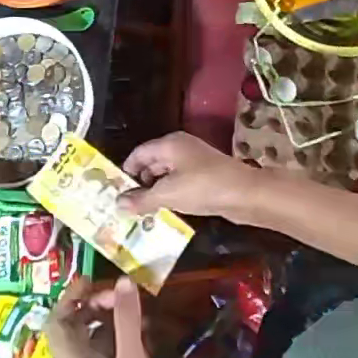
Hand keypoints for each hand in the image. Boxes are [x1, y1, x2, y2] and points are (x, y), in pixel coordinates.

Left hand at [47, 277, 177, 357]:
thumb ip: (126, 323)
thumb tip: (123, 279)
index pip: (55, 323)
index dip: (69, 297)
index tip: (93, 278)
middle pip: (76, 329)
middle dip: (95, 305)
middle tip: (122, 294)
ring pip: (98, 341)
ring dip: (113, 321)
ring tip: (139, 311)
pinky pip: (114, 356)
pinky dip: (127, 339)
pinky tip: (148, 335)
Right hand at [122, 132, 267, 222]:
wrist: (245, 194)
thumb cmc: (203, 187)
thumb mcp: (168, 194)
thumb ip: (141, 199)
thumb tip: (116, 203)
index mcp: (169, 144)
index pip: (138, 154)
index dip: (124, 172)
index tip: (113, 192)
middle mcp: (180, 148)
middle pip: (151, 163)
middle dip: (138, 183)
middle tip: (124, 206)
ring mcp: (193, 161)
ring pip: (165, 174)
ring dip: (154, 191)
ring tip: (141, 213)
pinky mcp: (204, 176)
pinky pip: (179, 183)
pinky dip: (169, 195)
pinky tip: (164, 211)